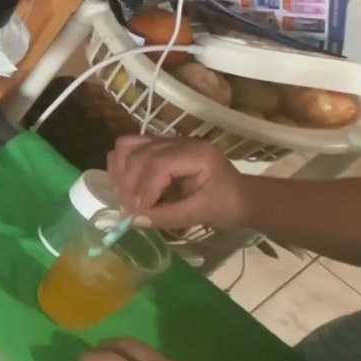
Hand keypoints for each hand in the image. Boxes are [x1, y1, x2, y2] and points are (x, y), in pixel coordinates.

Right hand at [107, 136, 251, 231]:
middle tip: (129, 209)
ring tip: (125, 195)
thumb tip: (134, 219)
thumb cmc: (226, 205)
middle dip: (129, 184)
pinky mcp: (155, 146)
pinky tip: (124, 184)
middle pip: (139, 155)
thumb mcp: (202, 214)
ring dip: (120, 172)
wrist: (240, 196)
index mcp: (198, 154)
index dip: (143, 187)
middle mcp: (179, 141)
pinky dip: (120, 165)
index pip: (159, 163)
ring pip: (127, 147)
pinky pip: (126, 148)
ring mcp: (165, 141)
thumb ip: (168, 217)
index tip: (136, 210)